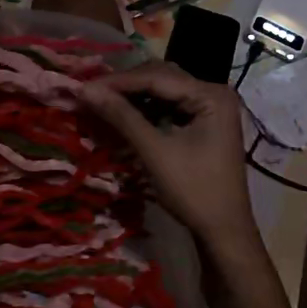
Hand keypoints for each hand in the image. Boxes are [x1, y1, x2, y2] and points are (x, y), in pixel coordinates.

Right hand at [81, 61, 257, 244]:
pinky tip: (123, 115)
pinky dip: (145, 111)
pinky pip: (169, 107)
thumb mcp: (155, 152)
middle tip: (90, 94)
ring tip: (101, 103)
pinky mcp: (203, 123)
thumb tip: (85, 90)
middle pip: (161, 79)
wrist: (223, 230)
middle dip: (125, 86)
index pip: (157, 77)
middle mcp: (213, 93)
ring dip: (133, 98)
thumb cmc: (194, 191)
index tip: (83, 87)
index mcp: (211, 95)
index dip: (118, 81)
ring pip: (163, 92)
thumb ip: (122, 117)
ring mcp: (210, 108)